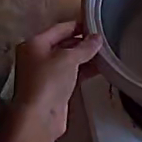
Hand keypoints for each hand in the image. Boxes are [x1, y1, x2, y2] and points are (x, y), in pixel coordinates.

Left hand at [9, 21, 102, 140]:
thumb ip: (84, 47)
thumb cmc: (48, 81)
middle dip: (83, 42)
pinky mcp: (54, 89)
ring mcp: (45, 74)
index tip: (97, 24)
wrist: (39, 117)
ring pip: (68, 60)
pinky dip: (84, 70)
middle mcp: (37, 57)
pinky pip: (71, 74)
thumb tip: (97, 38)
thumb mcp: (68, 58)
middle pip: (63, 44)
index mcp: (34, 44)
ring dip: (85, 57)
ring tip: (106, 53)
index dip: (78, 25)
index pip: (60, 28)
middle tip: (104, 40)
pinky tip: (100, 68)